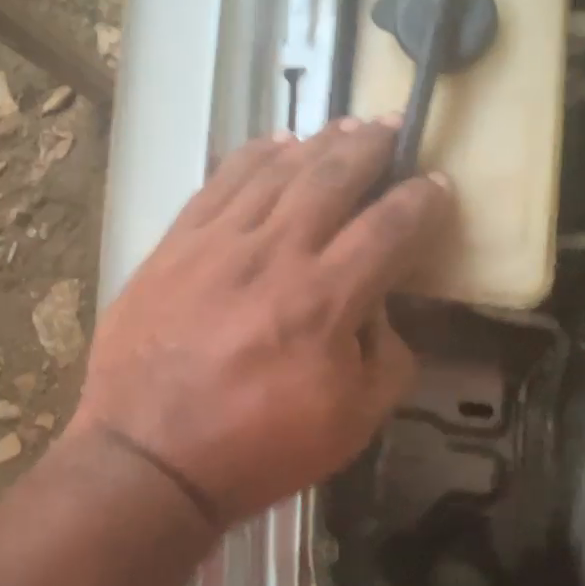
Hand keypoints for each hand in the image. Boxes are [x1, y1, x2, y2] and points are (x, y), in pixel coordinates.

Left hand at [67, 115, 449, 528]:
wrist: (147, 460)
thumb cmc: (259, 447)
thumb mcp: (354, 421)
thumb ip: (388, 357)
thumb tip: (382, 310)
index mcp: (326, 300)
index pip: (389, 227)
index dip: (422, 199)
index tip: (437, 183)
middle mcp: (276, 255)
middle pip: (334, 177)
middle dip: (372, 146)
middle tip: (393, 127)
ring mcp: (220, 243)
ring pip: (279, 169)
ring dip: (320, 142)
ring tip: (346, 125)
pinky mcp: (177, 243)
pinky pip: (222, 180)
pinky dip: (256, 154)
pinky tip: (279, 142)